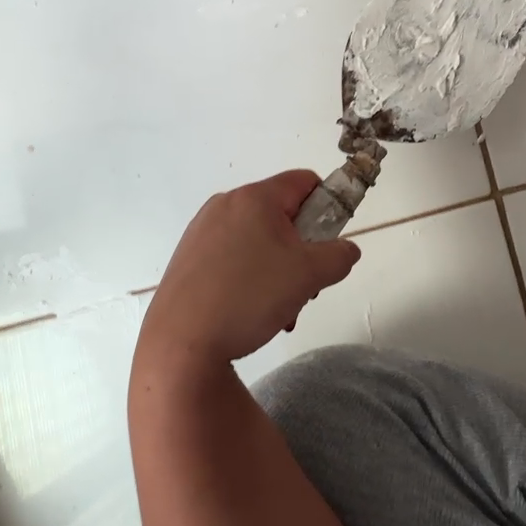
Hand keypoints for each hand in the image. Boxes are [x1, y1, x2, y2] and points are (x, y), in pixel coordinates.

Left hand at [138, 170, 362, 367]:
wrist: (180, 344)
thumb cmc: (250, 297)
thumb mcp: (311, 275)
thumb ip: (340, 256)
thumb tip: (345, 251)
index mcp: (255, 198)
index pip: (305, 181)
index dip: (327, 207)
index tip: (326, 245)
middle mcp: (225, 204)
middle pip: (282, 214)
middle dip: (302, 248)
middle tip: (304, 285)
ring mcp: (202, 231)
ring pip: (258, 239)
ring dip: (279, 269)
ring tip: (278, 308)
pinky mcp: (187, 258)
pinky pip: (233, 257)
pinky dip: (250, 277)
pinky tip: (249, 312)